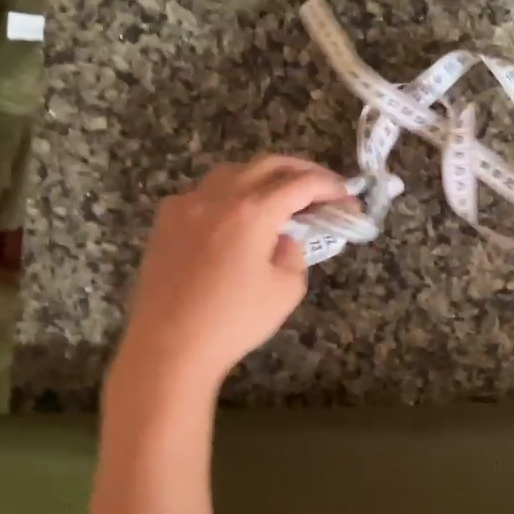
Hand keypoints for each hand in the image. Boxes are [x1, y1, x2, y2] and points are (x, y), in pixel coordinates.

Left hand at [112, 155, 351, 393]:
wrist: (168, 348)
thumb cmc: (233, 322)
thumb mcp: (286, 289)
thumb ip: (294, 253)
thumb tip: (283, 238)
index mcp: (252, 212)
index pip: (301, 184)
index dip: (331, 187)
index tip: (348, 198)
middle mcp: (218, 197)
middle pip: (268, 165)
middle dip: (301, 171)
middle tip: (323, 188)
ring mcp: (187, 205)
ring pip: (233, 171)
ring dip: (264, 176)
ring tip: (282, 196)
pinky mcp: (165, 221)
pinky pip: (204, 192)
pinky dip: (230, 194)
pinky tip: (237, 217)